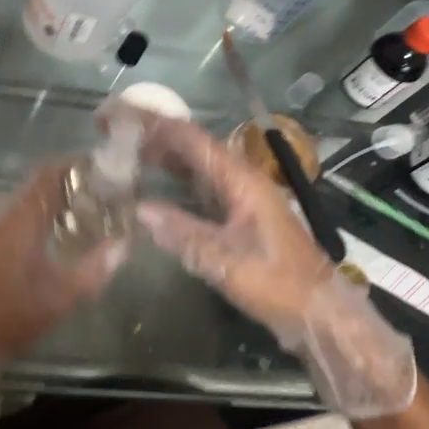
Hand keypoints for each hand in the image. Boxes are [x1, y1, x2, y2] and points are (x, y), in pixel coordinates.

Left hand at [0, 162, 127, 428]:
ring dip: (57, 199)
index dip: (74, 166)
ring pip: (30, 201)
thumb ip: (95, 268)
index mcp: (23, 218)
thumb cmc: (12, 313)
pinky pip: (22, 216)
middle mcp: (7, 216)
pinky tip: (63, 234)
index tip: (102, 167)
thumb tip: (125, 244)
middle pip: (40, 185)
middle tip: (102, 189)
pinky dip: (44, 215)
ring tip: (89, 208)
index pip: (48, 175)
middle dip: (70, 182)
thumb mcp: (62, 296)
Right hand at [131, 110, 417, 419]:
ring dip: (159, 155)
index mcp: (241, 180)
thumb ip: (184, 234)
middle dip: (150, 133)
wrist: (319, 314)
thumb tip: (139, 209)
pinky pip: (198, 186)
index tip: (116, 115)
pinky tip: (149, 188)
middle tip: (109, 132)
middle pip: (190, 145)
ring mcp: (240, 197)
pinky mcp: (237, 216)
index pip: (190, 138)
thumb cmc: (279, 285)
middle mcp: (240, 180)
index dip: (151, 123)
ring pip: (194, 165)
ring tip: (121, 152)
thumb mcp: (228, 263)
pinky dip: (171, 180)